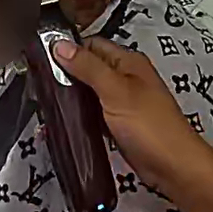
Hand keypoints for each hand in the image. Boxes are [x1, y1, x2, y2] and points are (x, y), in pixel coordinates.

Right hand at [51, 37, 212, 192]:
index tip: (42, 58)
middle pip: (89, 69)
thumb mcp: (115, 90)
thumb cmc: (152, 127)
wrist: (173, 166)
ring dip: (71, 98)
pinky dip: (80, 118)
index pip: (92, 44)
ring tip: (46, 105)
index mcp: (129, 62)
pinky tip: (63, 123)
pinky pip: (94, 115)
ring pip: (90, 93)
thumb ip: (88, 67)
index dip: (68, 49)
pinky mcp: (119, 125)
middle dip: (66, 76)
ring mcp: (123, 103)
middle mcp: (126, 79)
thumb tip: (60, 45)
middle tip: (39, 85)